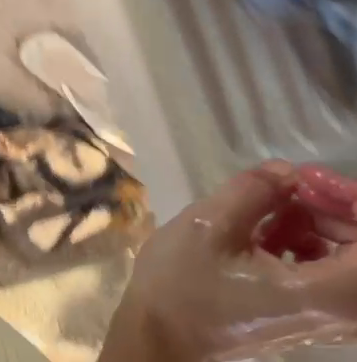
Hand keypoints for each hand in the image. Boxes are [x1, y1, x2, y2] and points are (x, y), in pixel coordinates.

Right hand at [106, 161, 356, 360]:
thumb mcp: (207, 228)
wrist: (166, 334)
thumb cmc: (184, 283)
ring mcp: (336, 317)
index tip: (301, 177)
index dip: (347, 200)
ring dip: (317, 226)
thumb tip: (285, 170)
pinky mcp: (318, 316)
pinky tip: (264, 234)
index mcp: (334, 293)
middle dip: (332, 210)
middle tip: (281, 186)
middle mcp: (350, 311)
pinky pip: (335, 275)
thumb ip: (250, 194)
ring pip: (350, 260)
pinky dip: (309, 246)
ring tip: (264, 208)